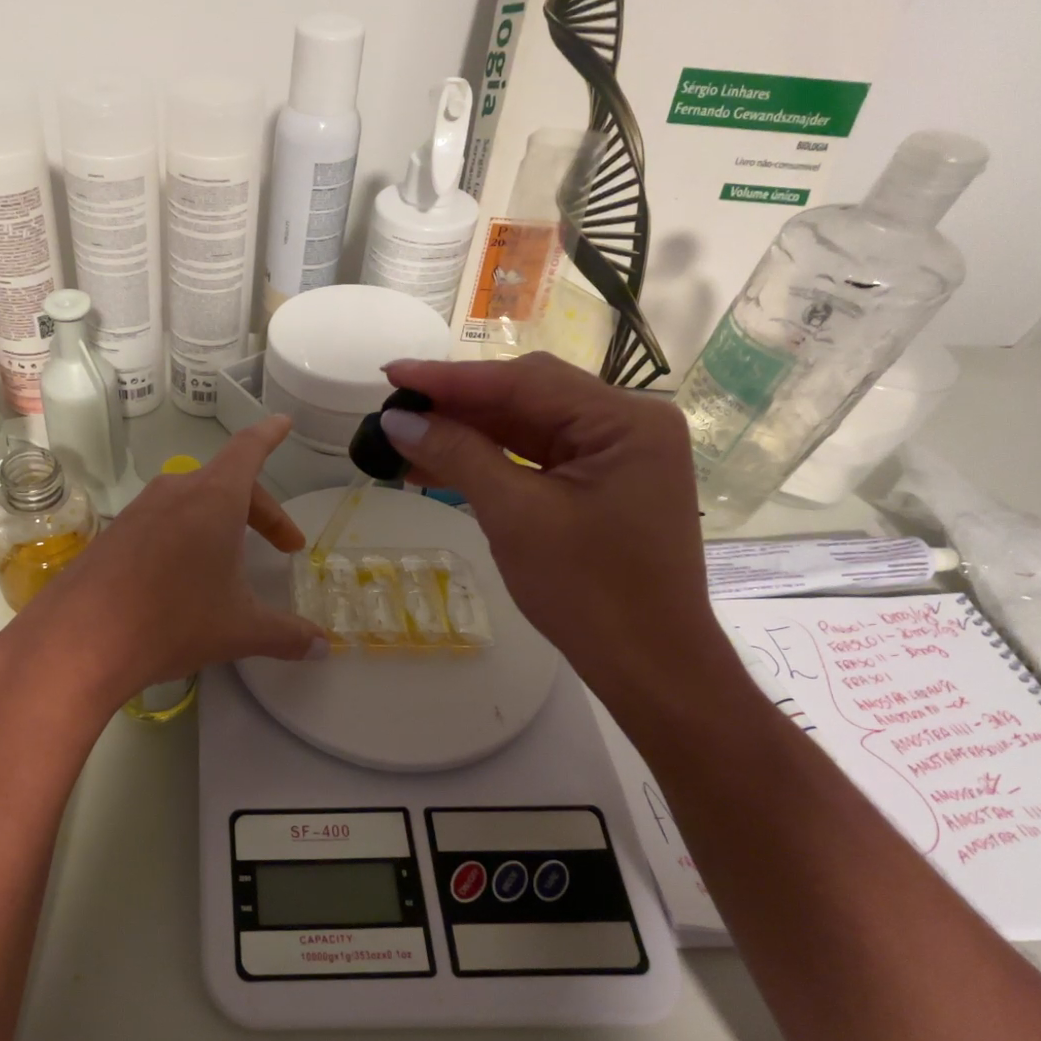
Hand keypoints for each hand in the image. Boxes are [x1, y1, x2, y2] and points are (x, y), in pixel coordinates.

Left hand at [0, 415, 326, 714]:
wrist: (81, 639)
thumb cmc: (173, 622)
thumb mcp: (238, 629)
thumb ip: (285, 634)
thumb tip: (323, 647)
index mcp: (214, 499)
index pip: (249, 450)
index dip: (269, 436)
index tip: (282, 423)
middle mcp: (175, 492)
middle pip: (227, 483)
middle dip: (261, 511)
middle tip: (284, 546)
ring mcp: (138, 511)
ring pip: (191, 502)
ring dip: (219, 523)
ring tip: (230, 564)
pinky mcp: (112, 534)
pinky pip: (160, 523)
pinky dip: (184, 537)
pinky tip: (181, 579)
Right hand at [380, 355, 727, 699]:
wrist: (649, 666)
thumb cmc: (590, 592)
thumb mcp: (516, 516)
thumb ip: (458, 456)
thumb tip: (397, 419)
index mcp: (626, 420)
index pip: (524, 381)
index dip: (450, 378)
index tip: (391, 374)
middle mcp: (628, 424)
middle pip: (527, 397)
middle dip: (457, 404)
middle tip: (393, 406)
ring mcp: (617, 455)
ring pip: (526, 427)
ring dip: (466, 434)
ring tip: (403, 437)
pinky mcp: (601, 484)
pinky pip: (535, 458)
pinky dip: (488, 461)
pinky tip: (437, 464)